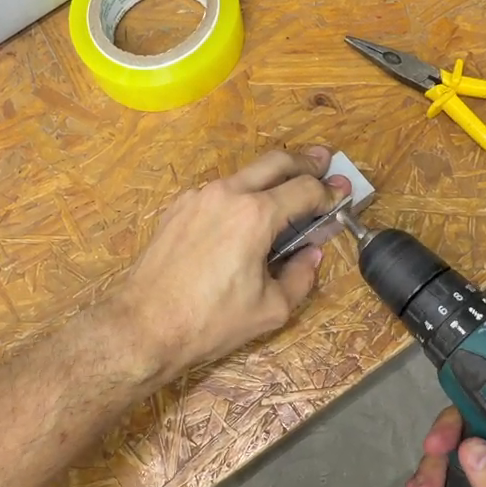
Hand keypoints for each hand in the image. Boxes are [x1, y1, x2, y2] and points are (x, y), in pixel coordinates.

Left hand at [113, 147, 350, 377]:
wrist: (144, 325)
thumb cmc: (210, 321)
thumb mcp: (270, 309)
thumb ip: (300, 277)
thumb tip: (311, 254)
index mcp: (255, 215)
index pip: (304, 189)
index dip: (328, 192)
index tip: (341, 195)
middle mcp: (227, 194)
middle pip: (276, 162)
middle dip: (305, 161)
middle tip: (324, 162)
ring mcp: (198, 196)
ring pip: (244, 174)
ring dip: (271, 177)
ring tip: (287, 188)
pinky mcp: (178, 207)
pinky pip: (218, 191)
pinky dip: (240, 194)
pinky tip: (245, 215)